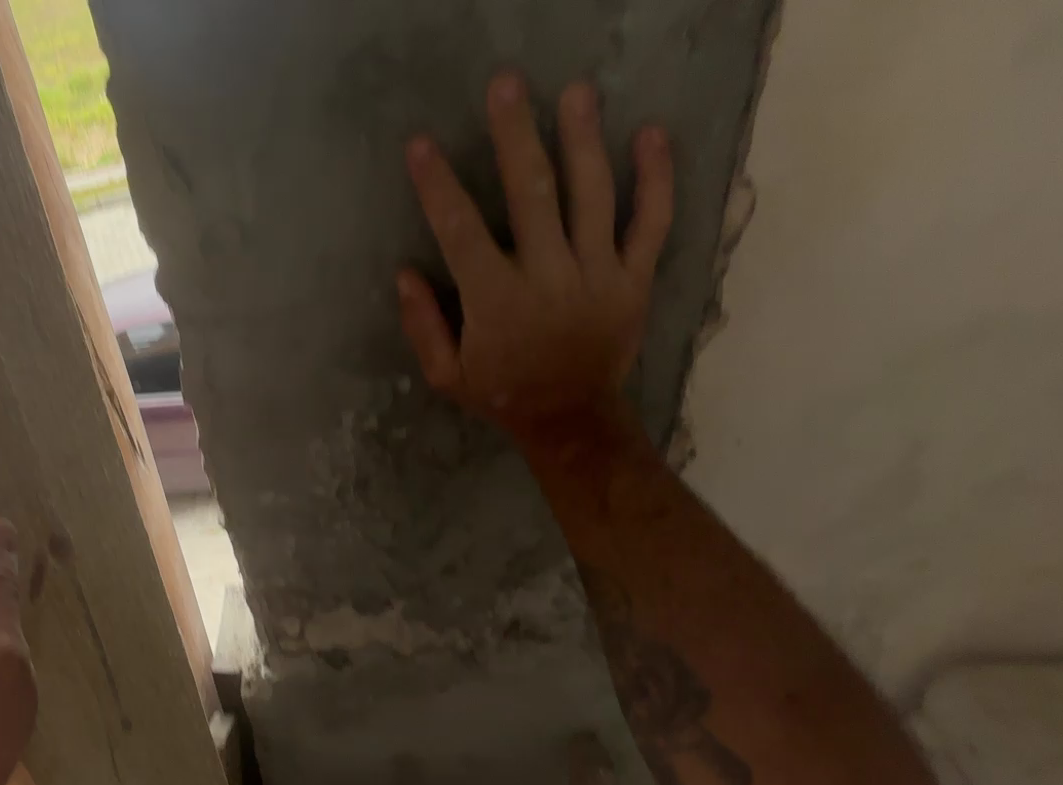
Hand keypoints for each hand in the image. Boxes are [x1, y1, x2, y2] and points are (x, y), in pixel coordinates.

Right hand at [398, 73, 673, 445]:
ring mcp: (597, 274)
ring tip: (575, 93)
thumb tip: (406, 273)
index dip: (438, 187)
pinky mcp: (634, 279)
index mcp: (496, 301)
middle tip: (506, 86)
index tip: (420, 146)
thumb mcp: (446, 375)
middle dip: (516, 137)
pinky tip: (651, 135)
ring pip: (592, 196)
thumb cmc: (501, 394)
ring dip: (583, 140)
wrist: (571, 419)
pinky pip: (652, 223)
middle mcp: (547, 277)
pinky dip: (656, 179)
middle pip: (531, 195)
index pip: (460, 232)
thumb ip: (423, 326)